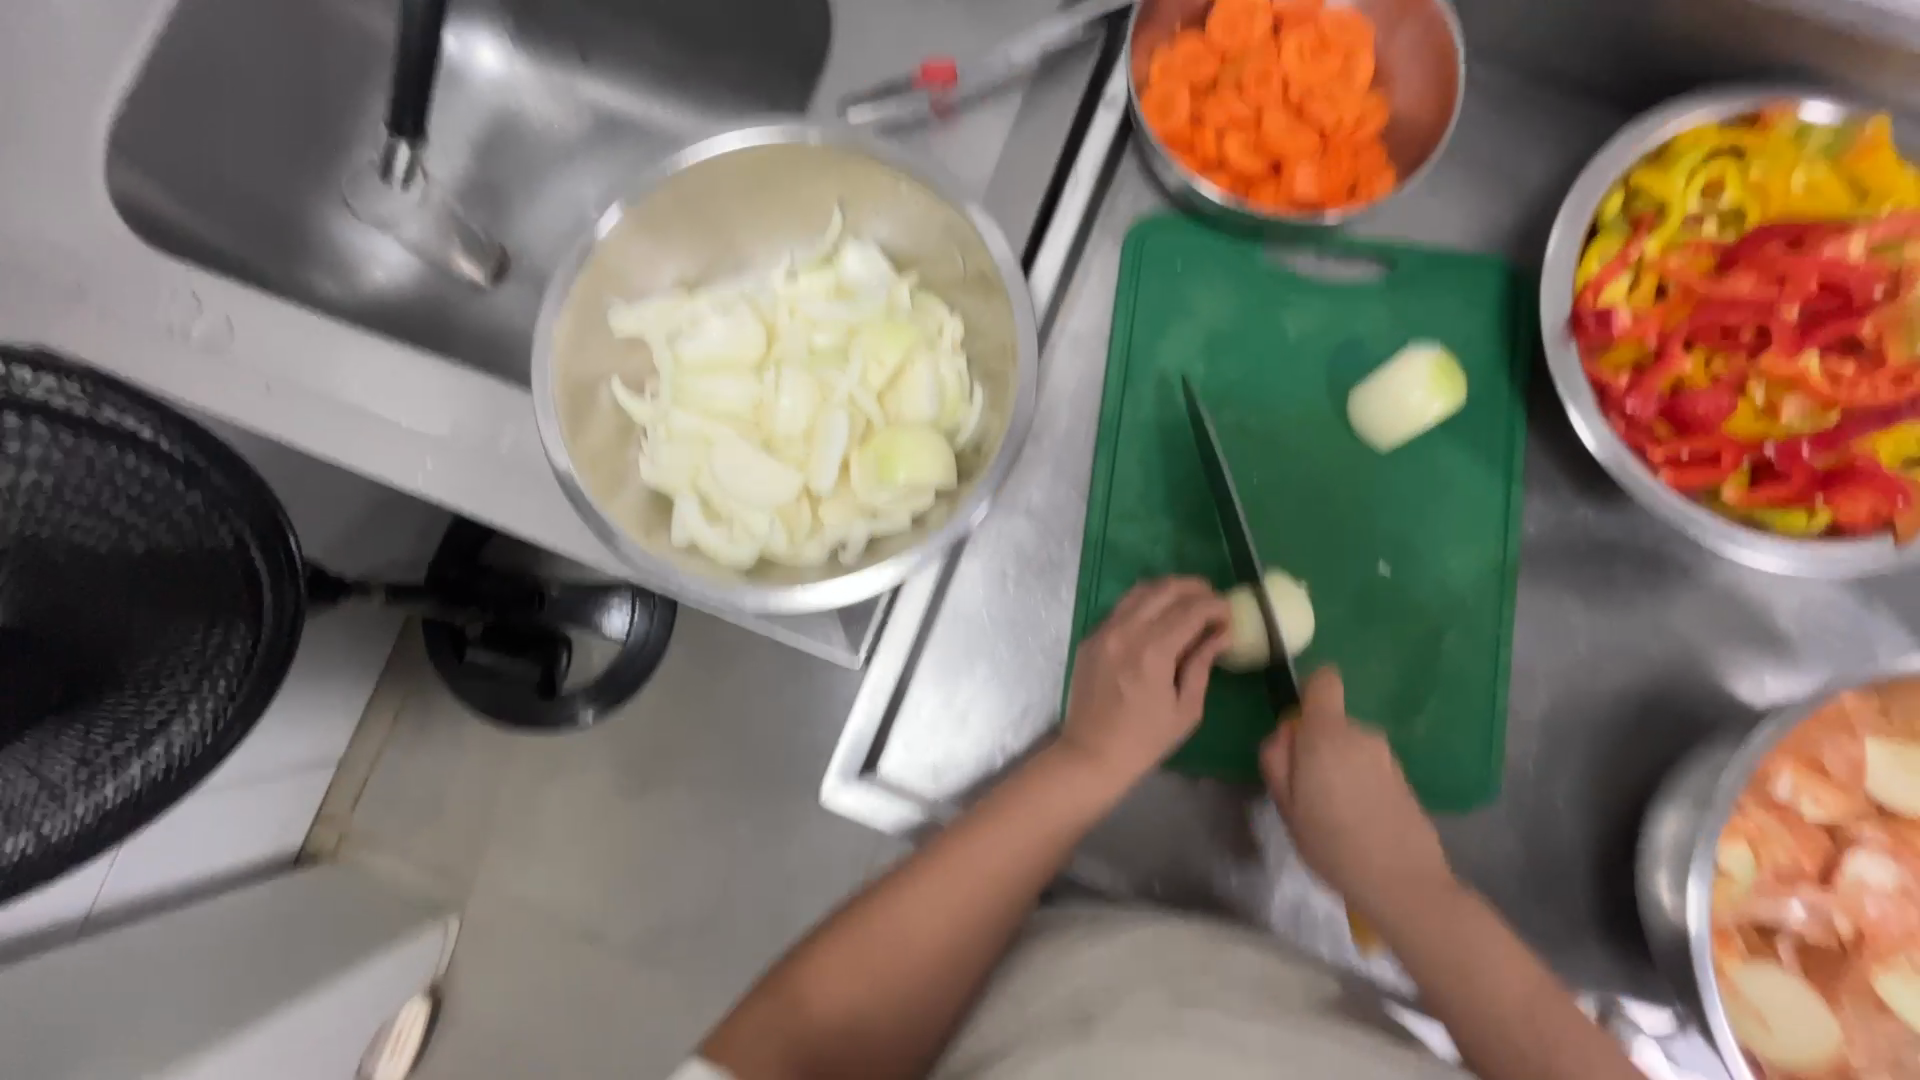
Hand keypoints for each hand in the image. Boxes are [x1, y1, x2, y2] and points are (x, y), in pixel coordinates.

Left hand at [1054, 577, 1229, 793]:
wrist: (1090, 753)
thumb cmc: (1144, 740)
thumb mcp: (1186, 708)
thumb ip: (1202, 664)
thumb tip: (1220, 633)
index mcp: (1152, 651)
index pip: (1191, 610)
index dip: (1216, 606)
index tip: (1229, 614)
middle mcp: (1125, 632)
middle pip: (1164, 589)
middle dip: (1195, 588)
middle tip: (1212, 600)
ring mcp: (1103, 631)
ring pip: (1139, 591)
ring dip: (1168, 590)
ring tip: (1189, 602)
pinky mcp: (1090, 637)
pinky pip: (1121, 608)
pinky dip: (1144, 604)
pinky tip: (1158, 618)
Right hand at [1260, 667, 1453, 920]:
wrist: (1402, 882)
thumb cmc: (1331, 842)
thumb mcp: (1284, 803)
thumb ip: (1276, 757)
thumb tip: (1286, 733)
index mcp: (1326, 734)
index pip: (1324, 681)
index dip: (1309, 693)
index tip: (1298, 727)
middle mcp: (1361, 734)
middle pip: (1330, 723)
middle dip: (1315, 746)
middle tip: (1307, 792)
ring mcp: (1387, 756)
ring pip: (1349, 747)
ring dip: (1338, 768)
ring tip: (1333, 812)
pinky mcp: (1403, 778)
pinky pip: (1369, 767)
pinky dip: (1359, 784)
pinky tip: (1358, 821)